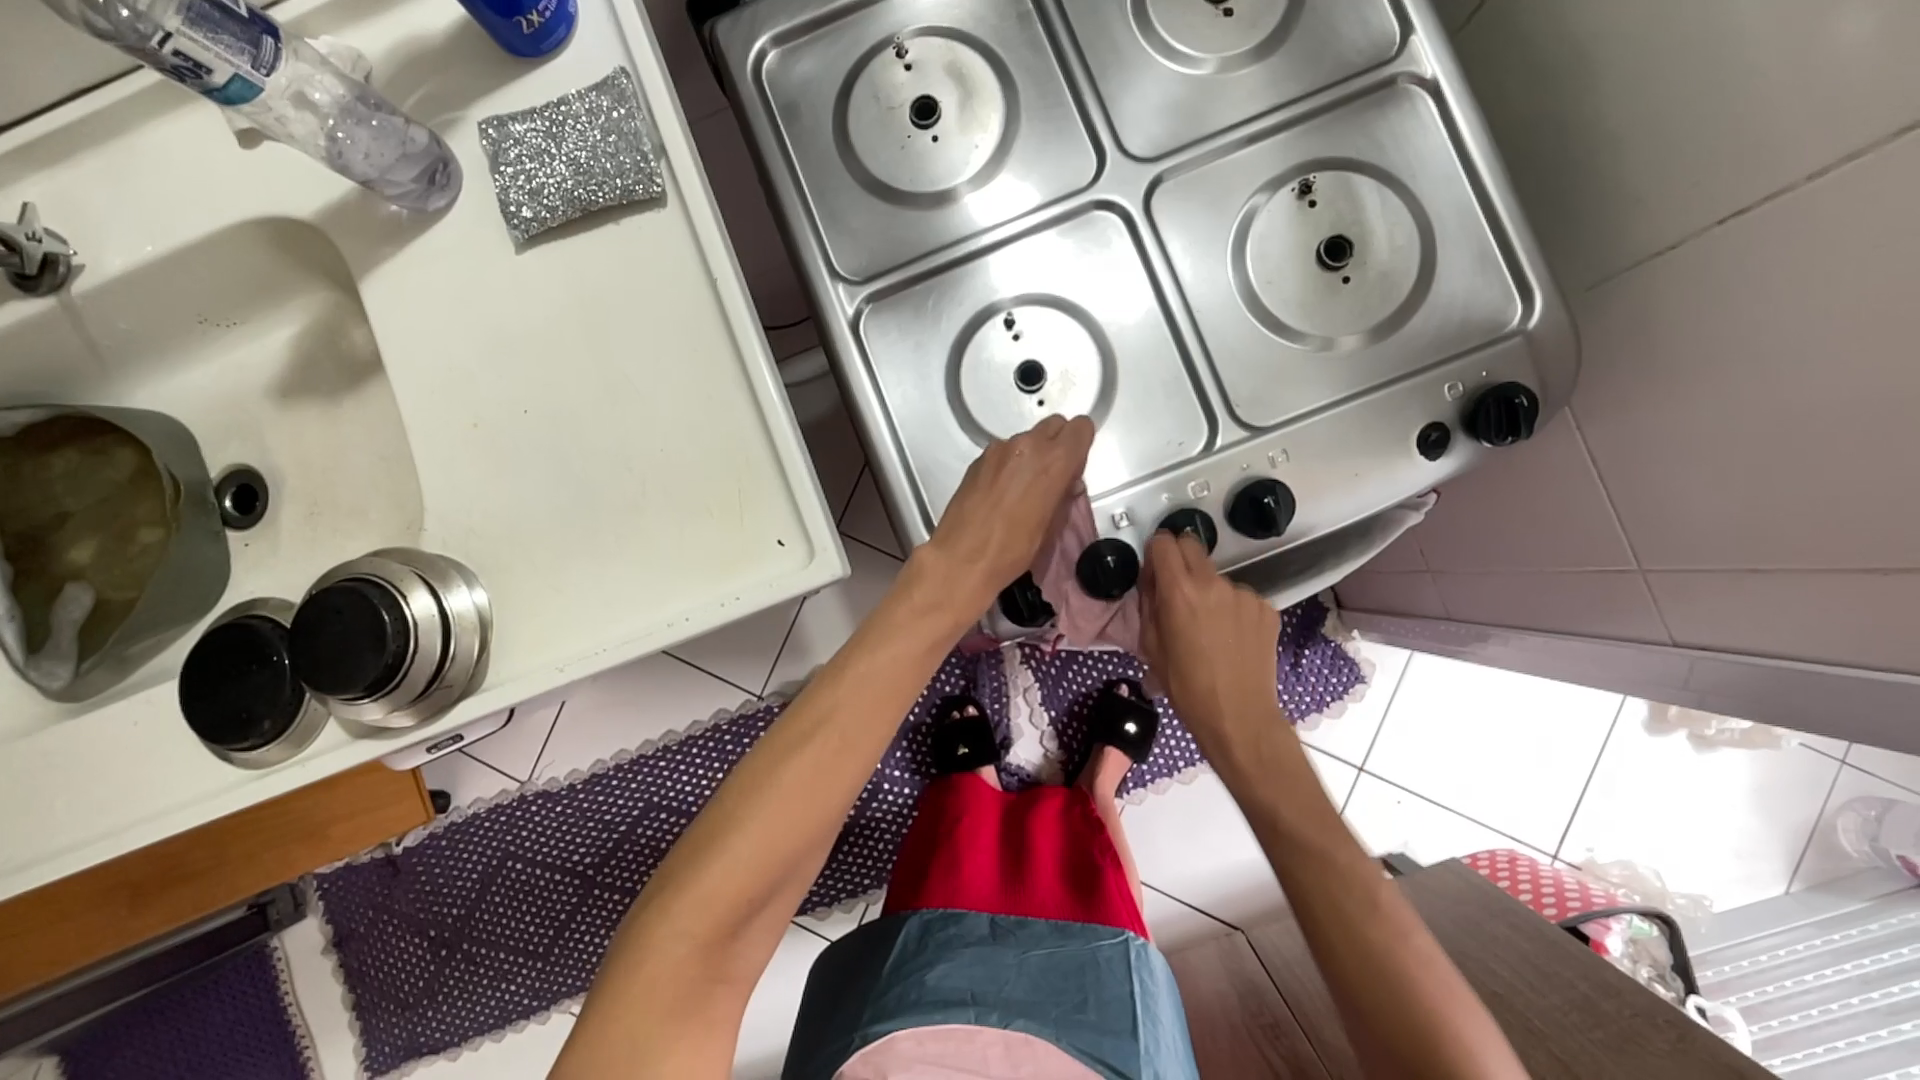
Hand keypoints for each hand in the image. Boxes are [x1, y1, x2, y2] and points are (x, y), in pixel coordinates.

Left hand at [920, 415, 1094, 612]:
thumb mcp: (1052, 525)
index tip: (1078, 463)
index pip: (1081, 428)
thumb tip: (1067, 484)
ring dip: (1033, 454)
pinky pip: (1004, 451)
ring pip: (1027, 438)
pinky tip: (1004, 491)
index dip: (1082, 444)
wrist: (963, 558)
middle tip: (1056, 474)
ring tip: (1026, 487)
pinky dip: (1010, 463)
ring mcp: (999, 450)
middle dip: (1059, 444)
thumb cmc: (1012, 549)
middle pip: (1054, 425)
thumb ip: (1065, 494)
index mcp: (1054, 460)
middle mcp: (1027, 445)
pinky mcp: (978, 459)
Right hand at [1140, 531, 1282, 751]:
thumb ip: (1148, 604)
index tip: (1155, 572)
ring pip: (1217, 577)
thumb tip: (1153, 581)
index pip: (1164, 542)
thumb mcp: (1150, 646)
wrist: (1238, 715)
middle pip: (1192, 546)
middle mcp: (1213, 582)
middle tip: (1178, 592)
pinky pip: (1241, 598)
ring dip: (1209, 591)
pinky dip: (1232, 611)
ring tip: (1210, 629)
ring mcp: (1244, 593)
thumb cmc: (1185, 686)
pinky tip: (1232, 639)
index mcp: (1179, 591)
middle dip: (1180, 560)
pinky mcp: (1266, 608)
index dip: (1155, 553)